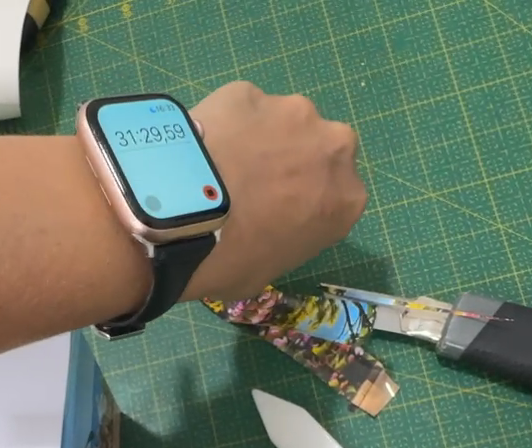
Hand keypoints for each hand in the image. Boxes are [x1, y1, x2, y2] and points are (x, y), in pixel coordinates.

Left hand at [181, 82, 365, 301]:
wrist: (184, 218)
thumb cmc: (232, 261)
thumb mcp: (266, 272)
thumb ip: (282, 241)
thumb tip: (263, 230)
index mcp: (347, 200)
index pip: (336, 200)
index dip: (307, 207)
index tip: (280, 217)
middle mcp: (333, 146)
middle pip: (318, 153)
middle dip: (293, 166)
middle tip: (252, 191)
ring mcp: (292, 110)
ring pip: (281, 125)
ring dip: (260, 142)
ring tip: (221, 170)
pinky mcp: (249, 92)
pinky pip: (241, 111)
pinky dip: (226, 127)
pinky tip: (201, 151)